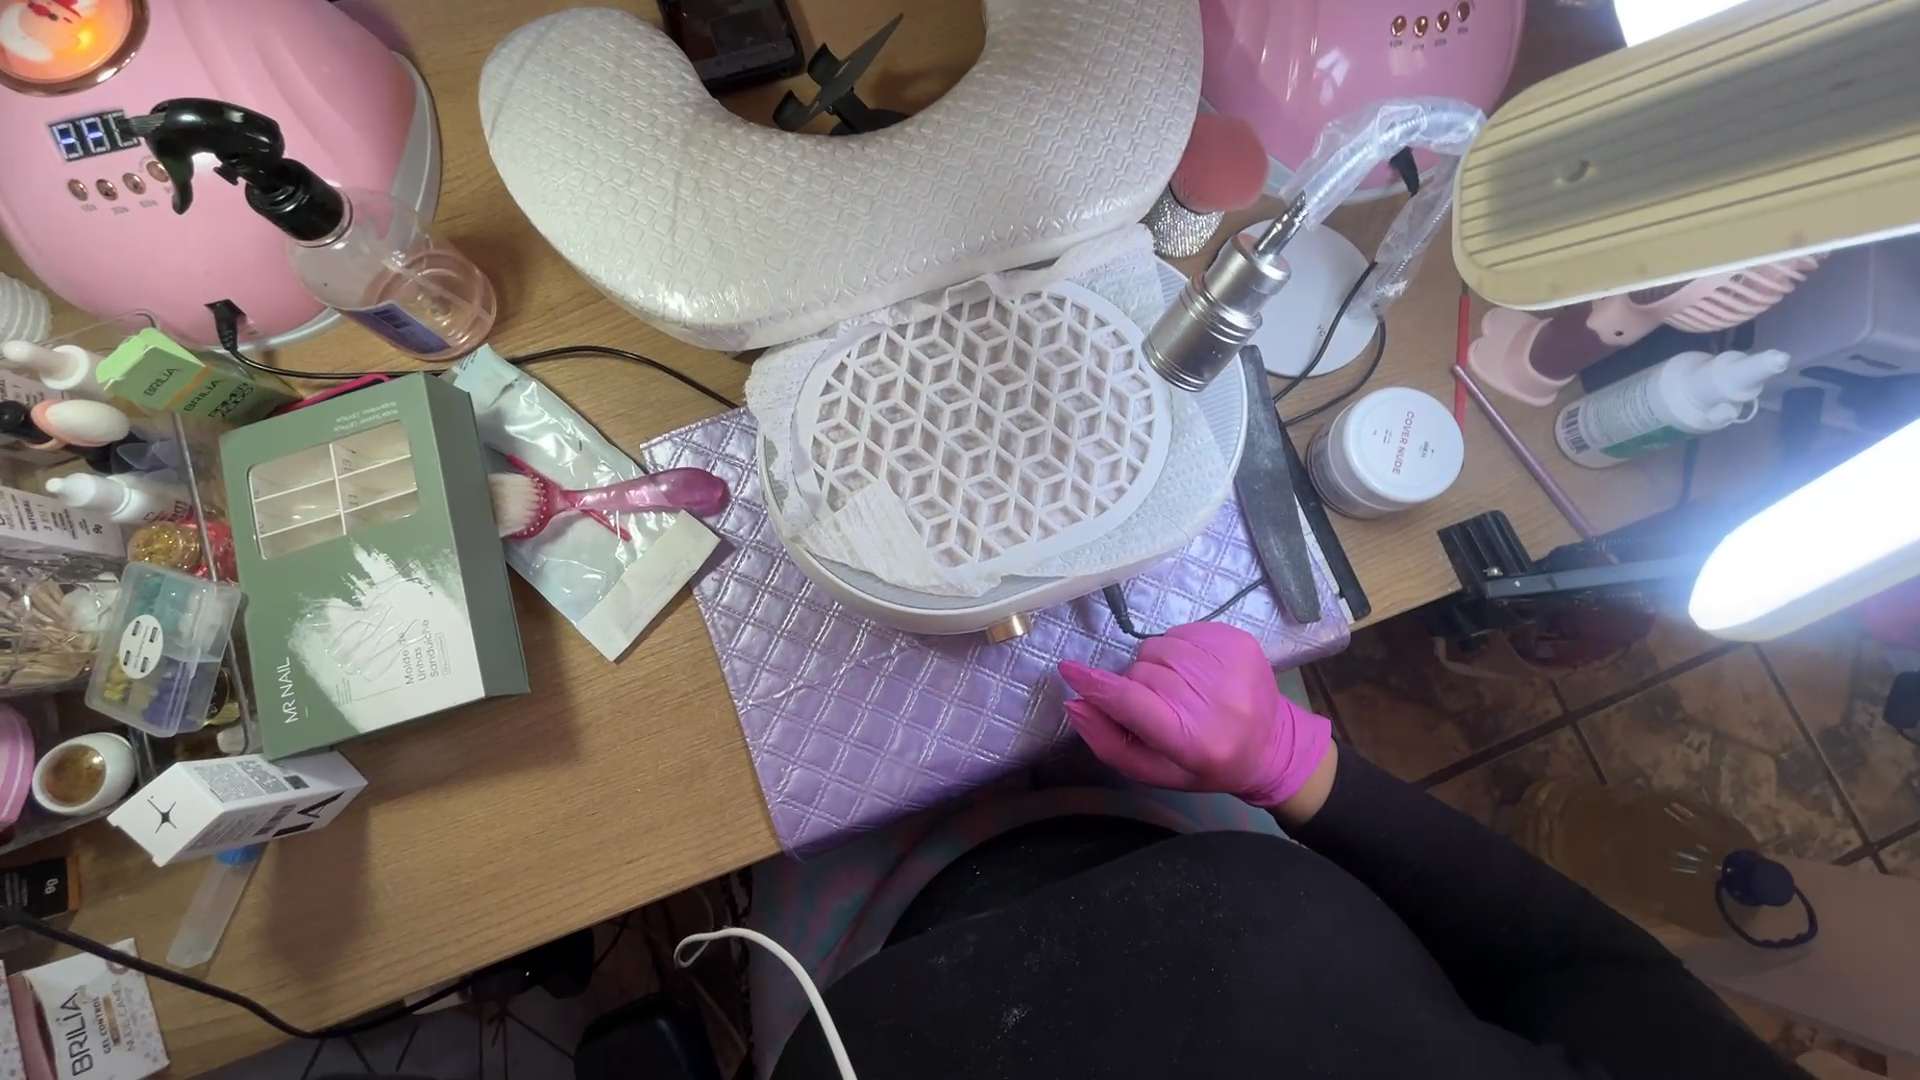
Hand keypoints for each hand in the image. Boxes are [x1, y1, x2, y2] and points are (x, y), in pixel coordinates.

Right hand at [1059, 623, 1333, 807]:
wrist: (1272, 745)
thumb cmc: (1205, 764)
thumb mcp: (1154, 770)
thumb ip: (1109, 741)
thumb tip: (1076, 703)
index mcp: (1192, 740)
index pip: (1132, 703)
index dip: (1097, 685)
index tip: (1069, 670)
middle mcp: (1214, 700)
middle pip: (1141, 671)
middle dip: (1136, 684)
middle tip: (1157, 704)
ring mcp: (1229, 665)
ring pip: (1157, 647)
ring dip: (1156, 665)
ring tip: (1178, 687)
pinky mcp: (1237, 640)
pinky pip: (1180, 632)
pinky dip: (1177, 649)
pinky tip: (1195, 671)